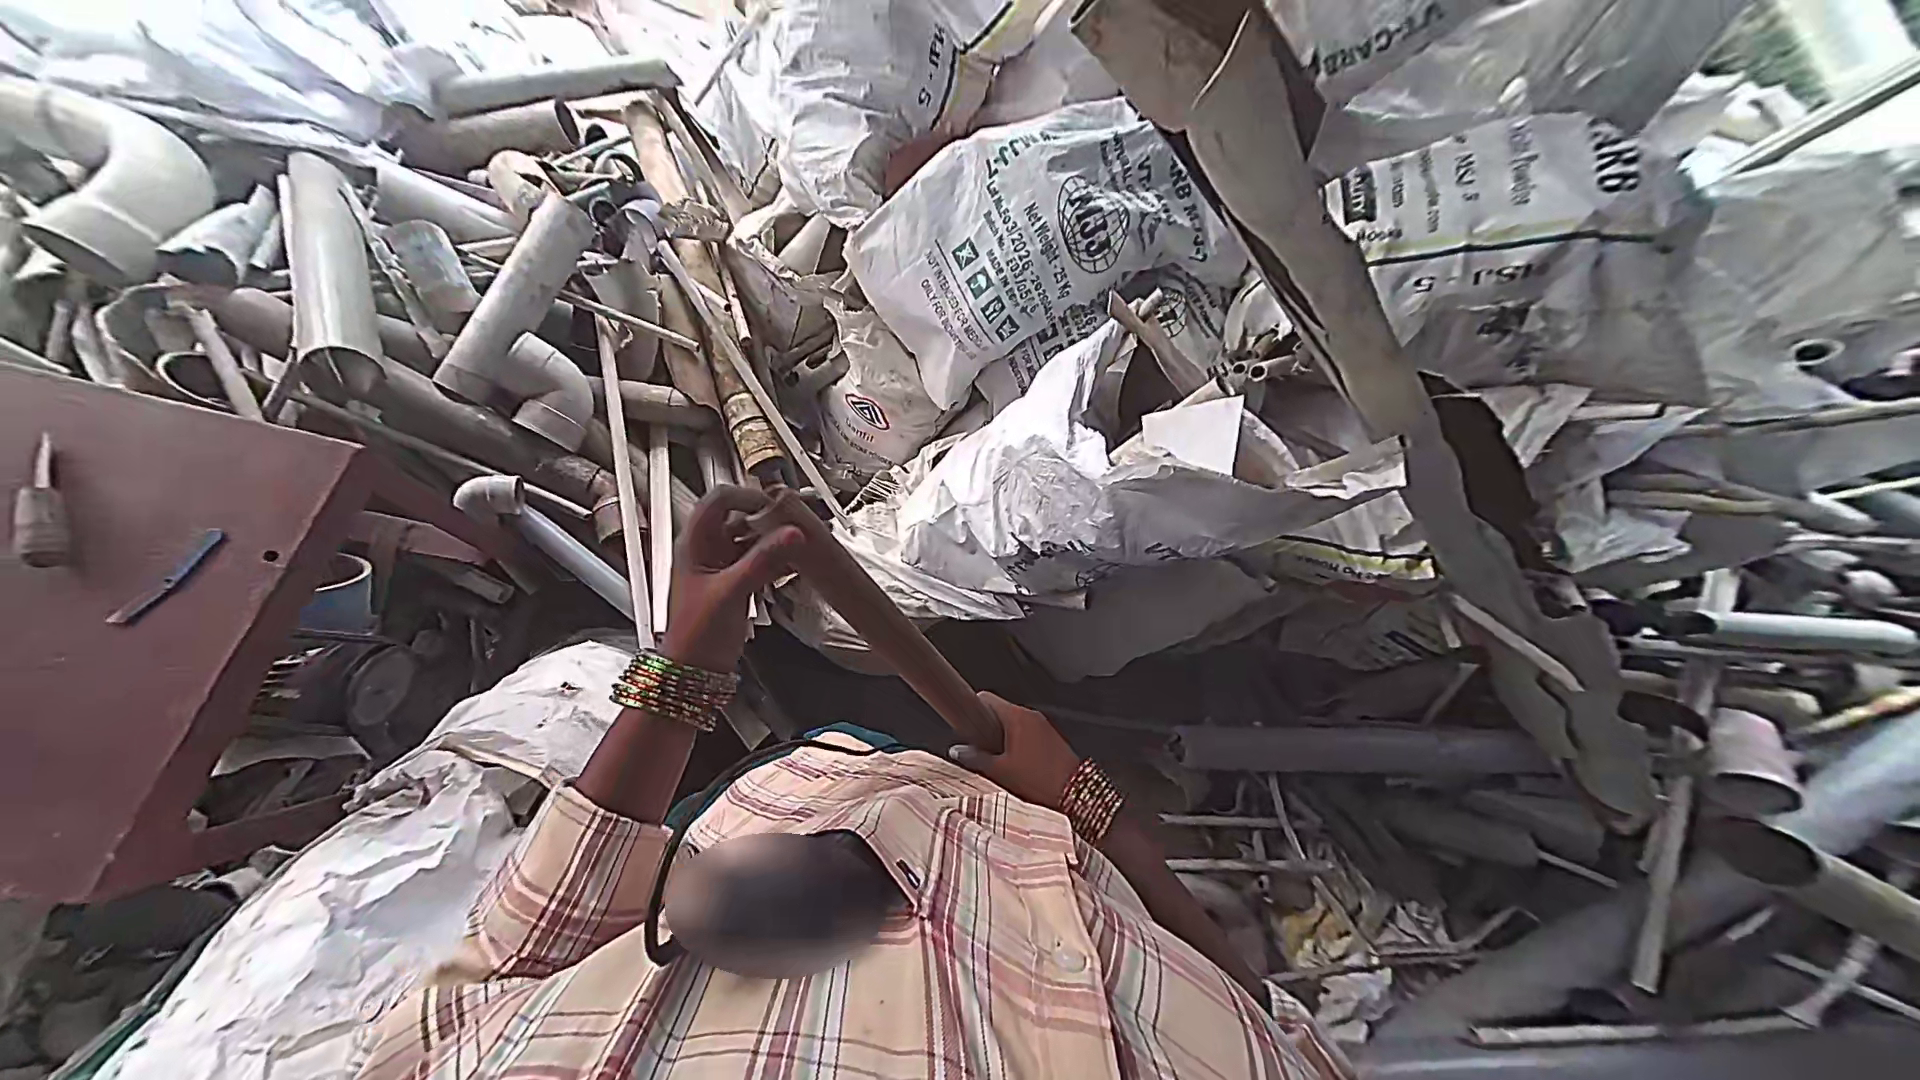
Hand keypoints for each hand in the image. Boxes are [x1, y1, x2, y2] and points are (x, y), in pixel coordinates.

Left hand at [659, 486, 803, 672]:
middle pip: (741, 517)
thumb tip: (790, 534)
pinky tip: (793, 564)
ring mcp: (723, 565)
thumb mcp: (732, 591)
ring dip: (776, 539)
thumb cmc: (696, 635)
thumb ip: (764, 560)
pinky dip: (777, 558)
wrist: (695, 672)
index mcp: (694, 543)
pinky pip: (761, 559)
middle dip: (769, 518)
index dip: (748, 496)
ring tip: (799, 543)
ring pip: (753, 539)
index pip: (720, 499)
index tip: (776, 506)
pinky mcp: (738, 581)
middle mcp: (708, 550)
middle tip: (795, 523)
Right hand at [948, 693, 1080, 810]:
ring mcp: (1043, 726)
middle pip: (999, 710)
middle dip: (986, 727)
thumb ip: (976, 758)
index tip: (964, 722)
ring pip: (1013, 722)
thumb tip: (958, 751)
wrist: (1077, 795)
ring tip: (996, 759)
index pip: (986, 698)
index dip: (971, 707)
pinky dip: (1017, 743)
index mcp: (1017, 717)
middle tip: (977, 747)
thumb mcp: (1001, 772)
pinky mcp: (1051, 738)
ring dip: (1002, 736)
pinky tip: (1014, 764)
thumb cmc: (1041, 782)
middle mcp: (1031, 716)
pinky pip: (1027, 732)